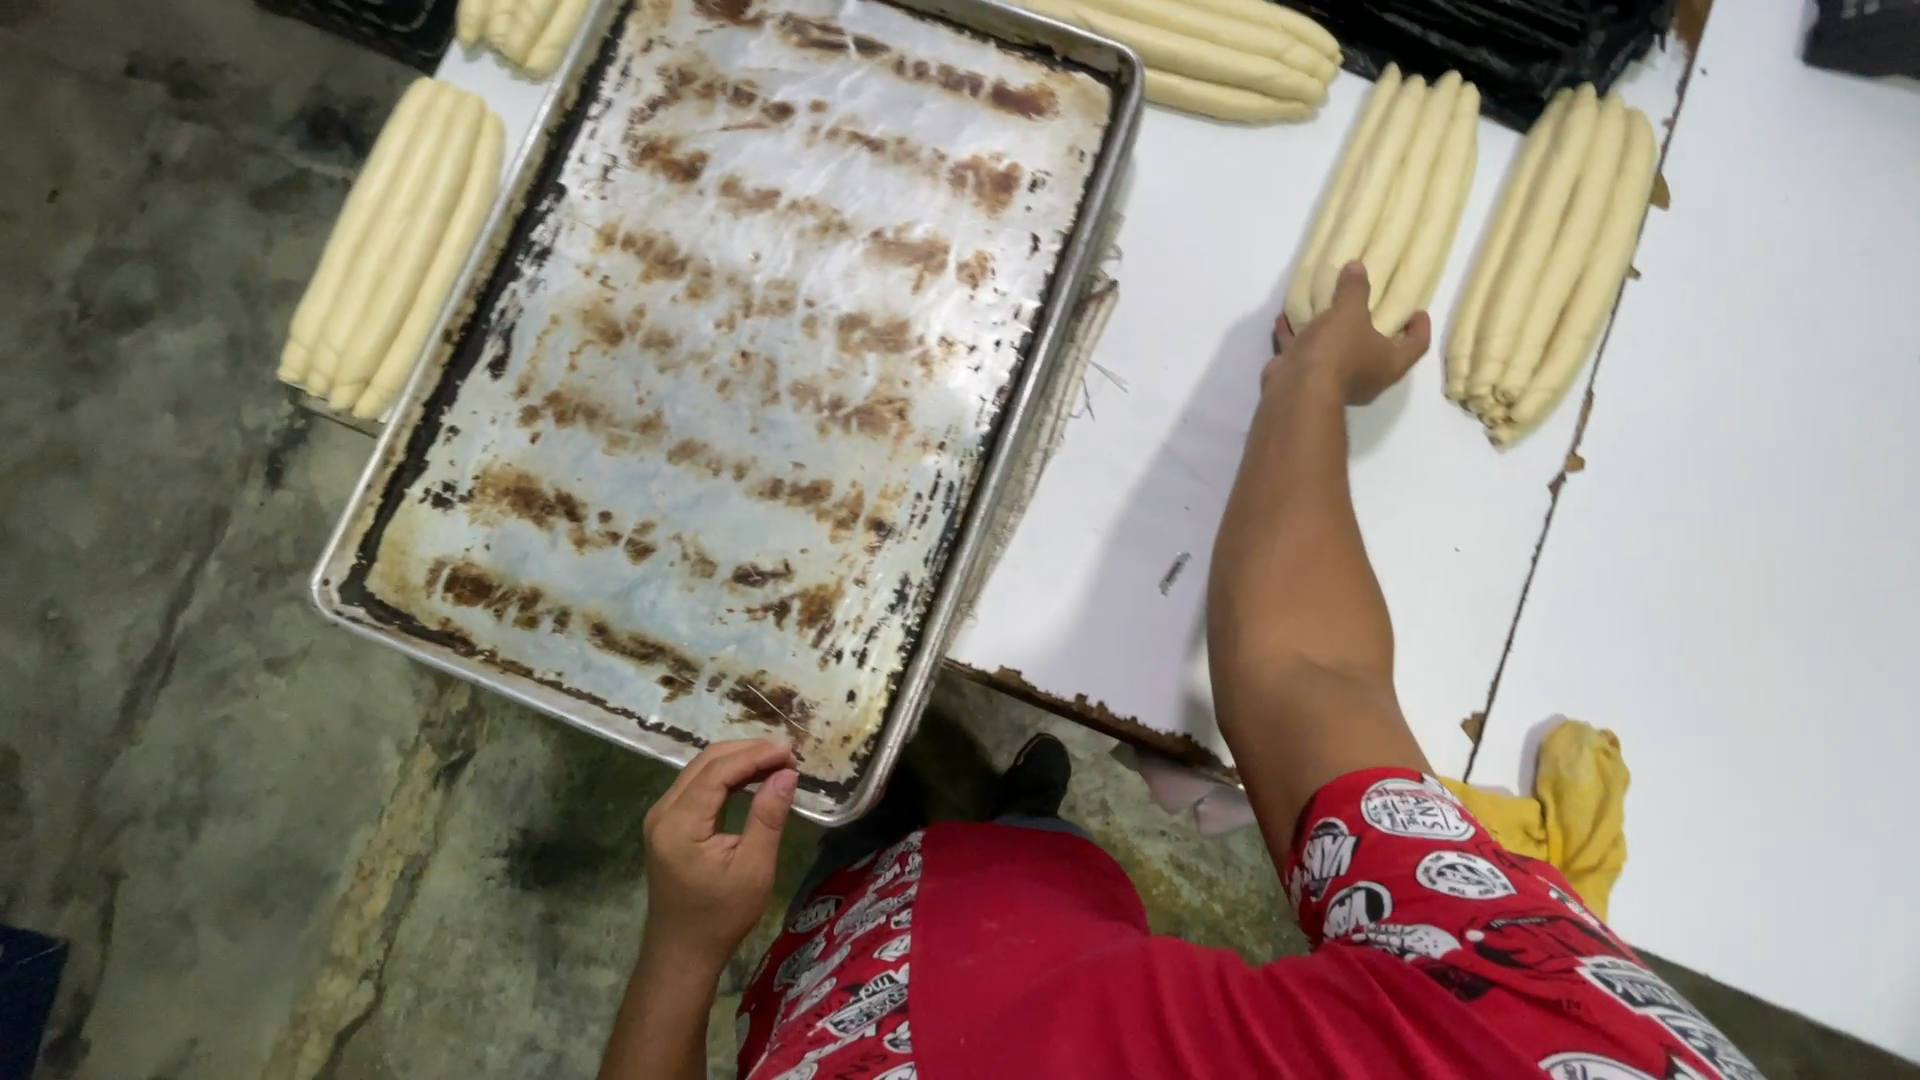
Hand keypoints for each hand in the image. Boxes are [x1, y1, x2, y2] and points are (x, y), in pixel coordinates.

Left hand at [642, 740, 798, 970]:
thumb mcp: (754, 869)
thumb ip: (767, 817)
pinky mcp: (669, 822)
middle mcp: (663, 811)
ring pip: (702, 768)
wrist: (682, 954)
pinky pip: (699, 784)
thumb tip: (787, 773)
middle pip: (707, 761)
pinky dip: (729, 775)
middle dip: (749, 752)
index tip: (791, 752)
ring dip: (740, 760)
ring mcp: (662, 816)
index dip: (755, 754)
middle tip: (788, 757)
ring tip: (778, 764)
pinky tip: (755, 778)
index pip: (718, 771)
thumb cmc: (720, 917)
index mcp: (679, 824)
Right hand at [1269, 261, 1430, 405]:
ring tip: (1323, 310)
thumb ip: (1355, 288)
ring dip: (1328, 333)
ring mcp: (1335, 382)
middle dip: (1371, 331)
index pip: (1417, 345)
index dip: (1420, 327)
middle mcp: (1368, 378)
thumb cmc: (1336, 351)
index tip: (1416, 311)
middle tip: (1369, 309)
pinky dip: (1296, 338)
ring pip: (1336, 354)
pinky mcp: (1307, 382)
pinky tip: (1285, 319)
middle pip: (1376, 351)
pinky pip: (1304, 355)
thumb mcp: (1350, 312)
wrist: (1297, 388)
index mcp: (1390, 364)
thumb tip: (1356, 266)